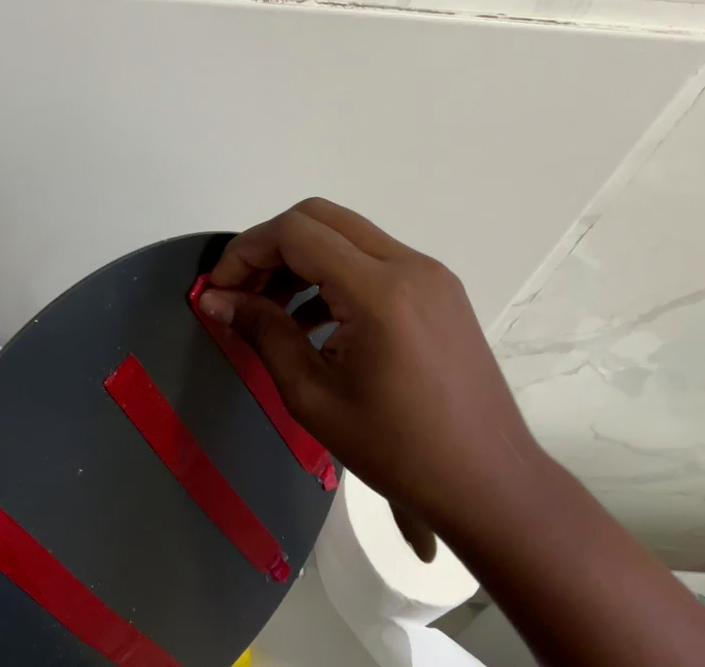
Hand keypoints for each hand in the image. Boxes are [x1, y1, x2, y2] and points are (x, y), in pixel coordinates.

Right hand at [196, 198, 544, 533]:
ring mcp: (430, 275)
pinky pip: (371, 259)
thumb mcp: (313, 396)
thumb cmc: (397, 450)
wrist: (490, 487)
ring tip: (270, 310)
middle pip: (318, 218)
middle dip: (269, 246)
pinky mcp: (438, 291)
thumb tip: (213, 298)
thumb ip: (262, 332)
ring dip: (299, 258)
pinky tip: (312, 320)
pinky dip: (331, 272)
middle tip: (241, 291)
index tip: (219, 290)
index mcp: (379, 292)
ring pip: (345, 234)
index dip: (245, 252)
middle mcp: (409, 266)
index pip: (295, 233)